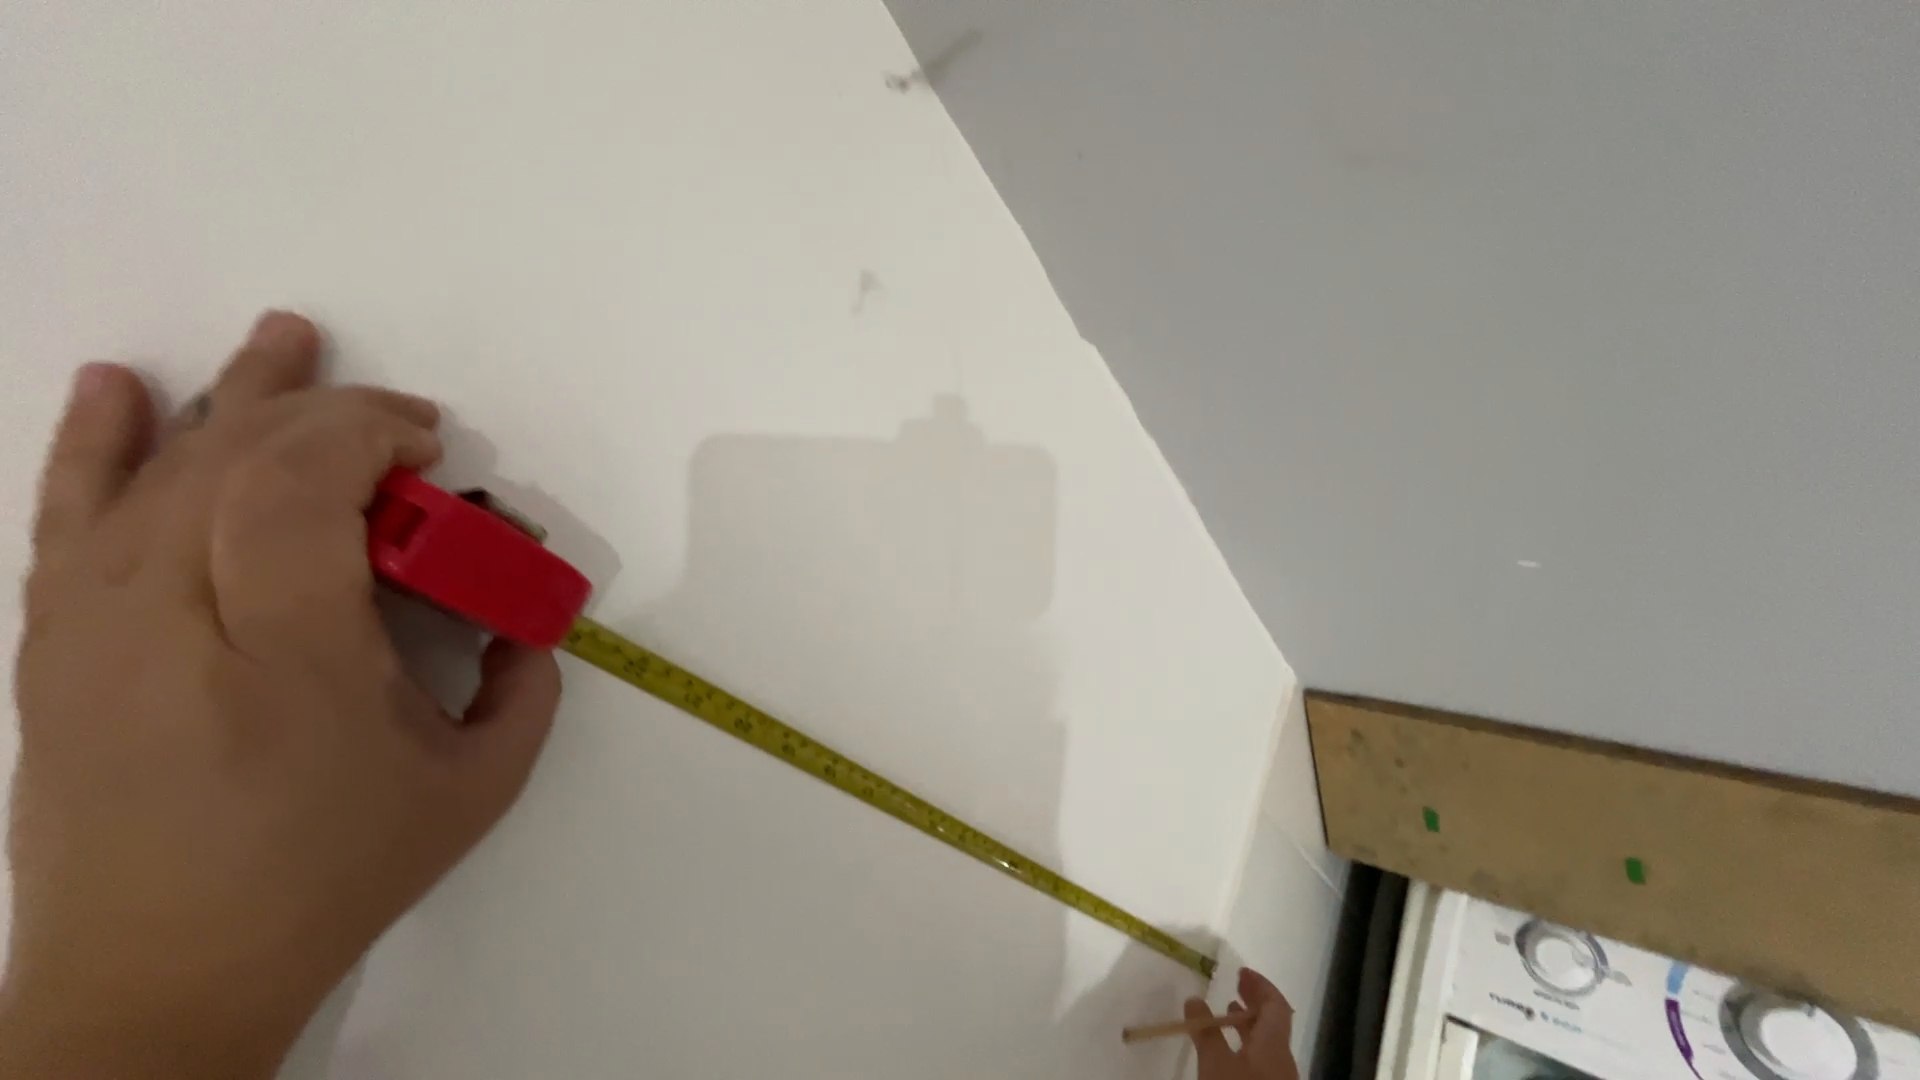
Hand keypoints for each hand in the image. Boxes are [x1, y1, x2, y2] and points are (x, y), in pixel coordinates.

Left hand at [1, 313, 562, 1078]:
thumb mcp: (477, 783)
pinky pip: (68, 517)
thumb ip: (525, 688)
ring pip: (160, 471)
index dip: (370, 434)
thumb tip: (525, 624)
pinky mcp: (56, 646)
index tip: (432, 447)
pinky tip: (119, 389)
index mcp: (290, 649)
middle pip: (239, 462)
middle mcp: (175, 617)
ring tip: (285, 340)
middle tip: (403, 422)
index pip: (303, 485)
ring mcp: (96, 626)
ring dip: (233, 400)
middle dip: (331, 415)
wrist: (162, 972)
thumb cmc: (336, 872)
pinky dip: (96, 443)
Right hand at [1188, 968, 1299, 1079]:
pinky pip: (1263, 1058)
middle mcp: (1282, 1059)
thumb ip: (1205, 1031)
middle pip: (1274, 1022)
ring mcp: (1278, 1078)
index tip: (1240, 971)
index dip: (1260, 985)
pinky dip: (1247, 1043)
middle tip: (1234, 984)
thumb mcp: (1215, 1064)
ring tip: (1227, 1013)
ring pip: (1268, 1041)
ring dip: (1249, 1023)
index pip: (1276, 1005)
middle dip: (1255, 1001)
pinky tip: (1228, 1050)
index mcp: (1274, 1044)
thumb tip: (1194, 999)